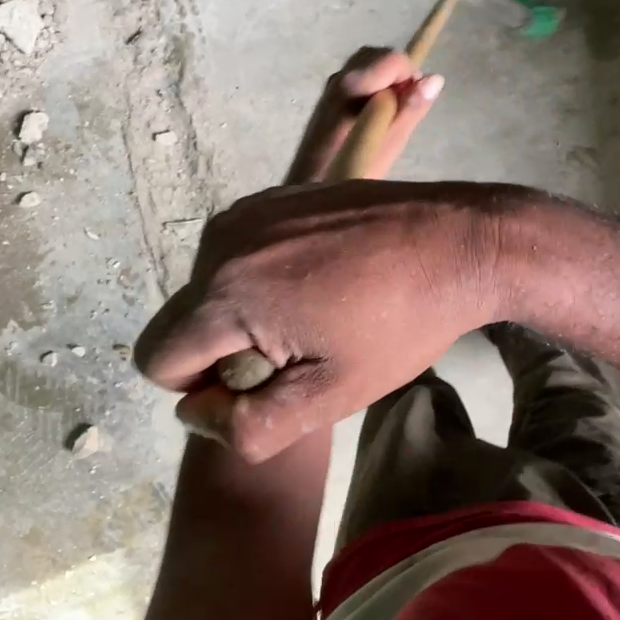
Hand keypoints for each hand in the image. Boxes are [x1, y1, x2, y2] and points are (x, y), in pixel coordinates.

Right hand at [135, 179, 521, 460]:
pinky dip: (265, 276)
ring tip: (318, 312)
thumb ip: (252, 424)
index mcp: (227, 292)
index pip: (157, 361)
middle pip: (186, 322)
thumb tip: (199, 414)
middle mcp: (221, 242)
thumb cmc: (402, 323)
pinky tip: (323, 278)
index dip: (203, 390)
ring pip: (210, 288)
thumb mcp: (332, 394)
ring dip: (247, 313)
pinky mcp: (275, 195)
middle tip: (302, 349)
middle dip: (225, 351)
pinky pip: (239, 254)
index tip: (264, 383)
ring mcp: (248, 210)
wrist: (462, 240)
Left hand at [283, 48, 441, 184]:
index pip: (390, 59)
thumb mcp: (389, 145)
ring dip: (385, 80)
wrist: (309, 189)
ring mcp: (329, 88)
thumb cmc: (352, 174)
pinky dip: (372, 86)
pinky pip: (356, 77)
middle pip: (375, 56)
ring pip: (365, 64)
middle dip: (398, 74)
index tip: (415, 100)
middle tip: (407, 106)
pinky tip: (376, 116)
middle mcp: (338, 80)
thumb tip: (434, 78)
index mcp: (351, 89)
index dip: (409, 75)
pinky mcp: (327, 98)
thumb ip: (410, 109)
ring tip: (393, 112)